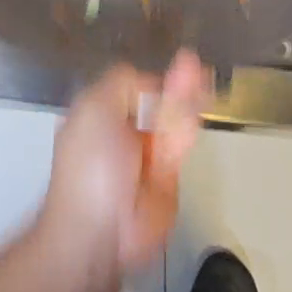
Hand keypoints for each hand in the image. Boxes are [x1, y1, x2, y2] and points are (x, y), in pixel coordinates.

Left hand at [36, 49, 210, 274]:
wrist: (102, 228)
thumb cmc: (90, 163)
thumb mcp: (94, 107)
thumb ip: (121, 83)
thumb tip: (150, 81)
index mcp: (97, 115)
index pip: (127, 87)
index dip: (147, 78)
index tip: (165, 65)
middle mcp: (122, 131)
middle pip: (154, 99)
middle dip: (173, 82)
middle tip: (192, 63)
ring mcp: (145, 152)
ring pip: (171, 116)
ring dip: (186, 92)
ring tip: (199, 69)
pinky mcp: (168, 173)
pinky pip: (180, 140)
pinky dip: (190, 116)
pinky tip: (200, 90)